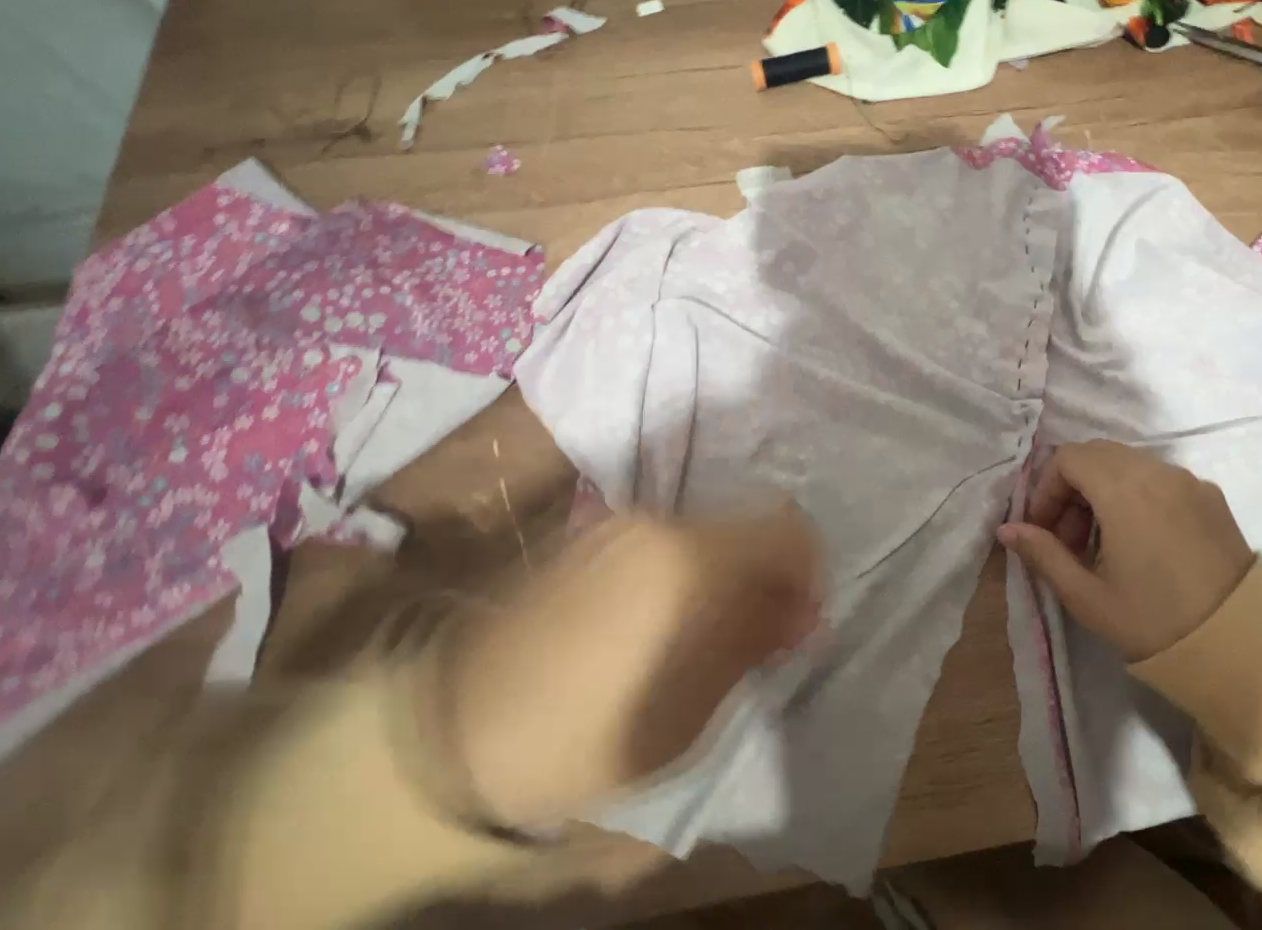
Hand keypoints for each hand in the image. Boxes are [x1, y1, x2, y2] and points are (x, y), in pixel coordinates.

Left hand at [443, 508, 820, 826]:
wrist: (452, 730)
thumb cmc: (584, 736)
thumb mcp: (687, 713)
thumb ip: (752, 645)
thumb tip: (803, 613)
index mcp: (689, 561)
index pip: (790, 533)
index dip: (809, 575)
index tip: (798, 625)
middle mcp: (656, 524)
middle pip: (748, 527)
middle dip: (767, 577)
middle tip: (759, 638)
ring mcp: (616, 525)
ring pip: (706, 532)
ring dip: (725, 574)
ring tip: (708, 635)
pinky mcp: (586, 538)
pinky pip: (663, 541)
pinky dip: (685, 570)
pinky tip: (660, 621)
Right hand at [998, 441, 1254, 661]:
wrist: (1239, 646)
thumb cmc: (1153, 621)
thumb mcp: (1087, 595)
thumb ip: (1043, 553)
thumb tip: (1007, 530)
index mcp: (1124, 490)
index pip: (1069, 458)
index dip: (1045, 489)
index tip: (1042, 530)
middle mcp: (1158, 472)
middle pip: (1098, 455)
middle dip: (1072, 489)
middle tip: (1067, 539)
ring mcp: (1190, 481)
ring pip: (1130, 465)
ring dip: (1103, 492)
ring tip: (1101, 545)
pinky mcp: (1212, 497)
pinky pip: (1161, 480)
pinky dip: (1136, 496)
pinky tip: (1139, 543)